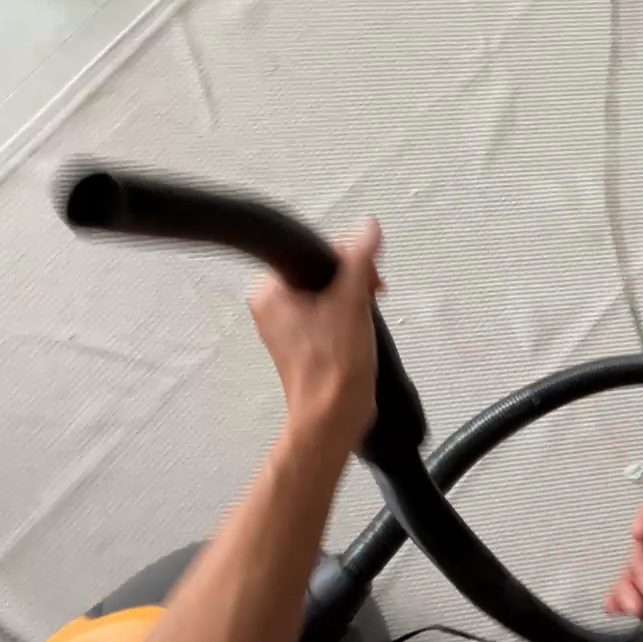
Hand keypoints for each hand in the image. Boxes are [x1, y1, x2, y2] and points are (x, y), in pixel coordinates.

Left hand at [250, 217, 383, 450]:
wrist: (335, 414)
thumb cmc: (334, 366)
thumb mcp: (351, 300)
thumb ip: (360, 259)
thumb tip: (368, 227)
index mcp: (270, 292)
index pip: (311, 252)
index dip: (346, 257)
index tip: (367, 273)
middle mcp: (273, 308)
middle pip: (320, 272)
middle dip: (353, 279)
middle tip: (372, 293)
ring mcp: (288, 328)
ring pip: (327, 293)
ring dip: (354, 297)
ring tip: (368, 314)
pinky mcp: (306, 344)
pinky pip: (329, 315)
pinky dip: (349, 316)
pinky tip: (363, 328)